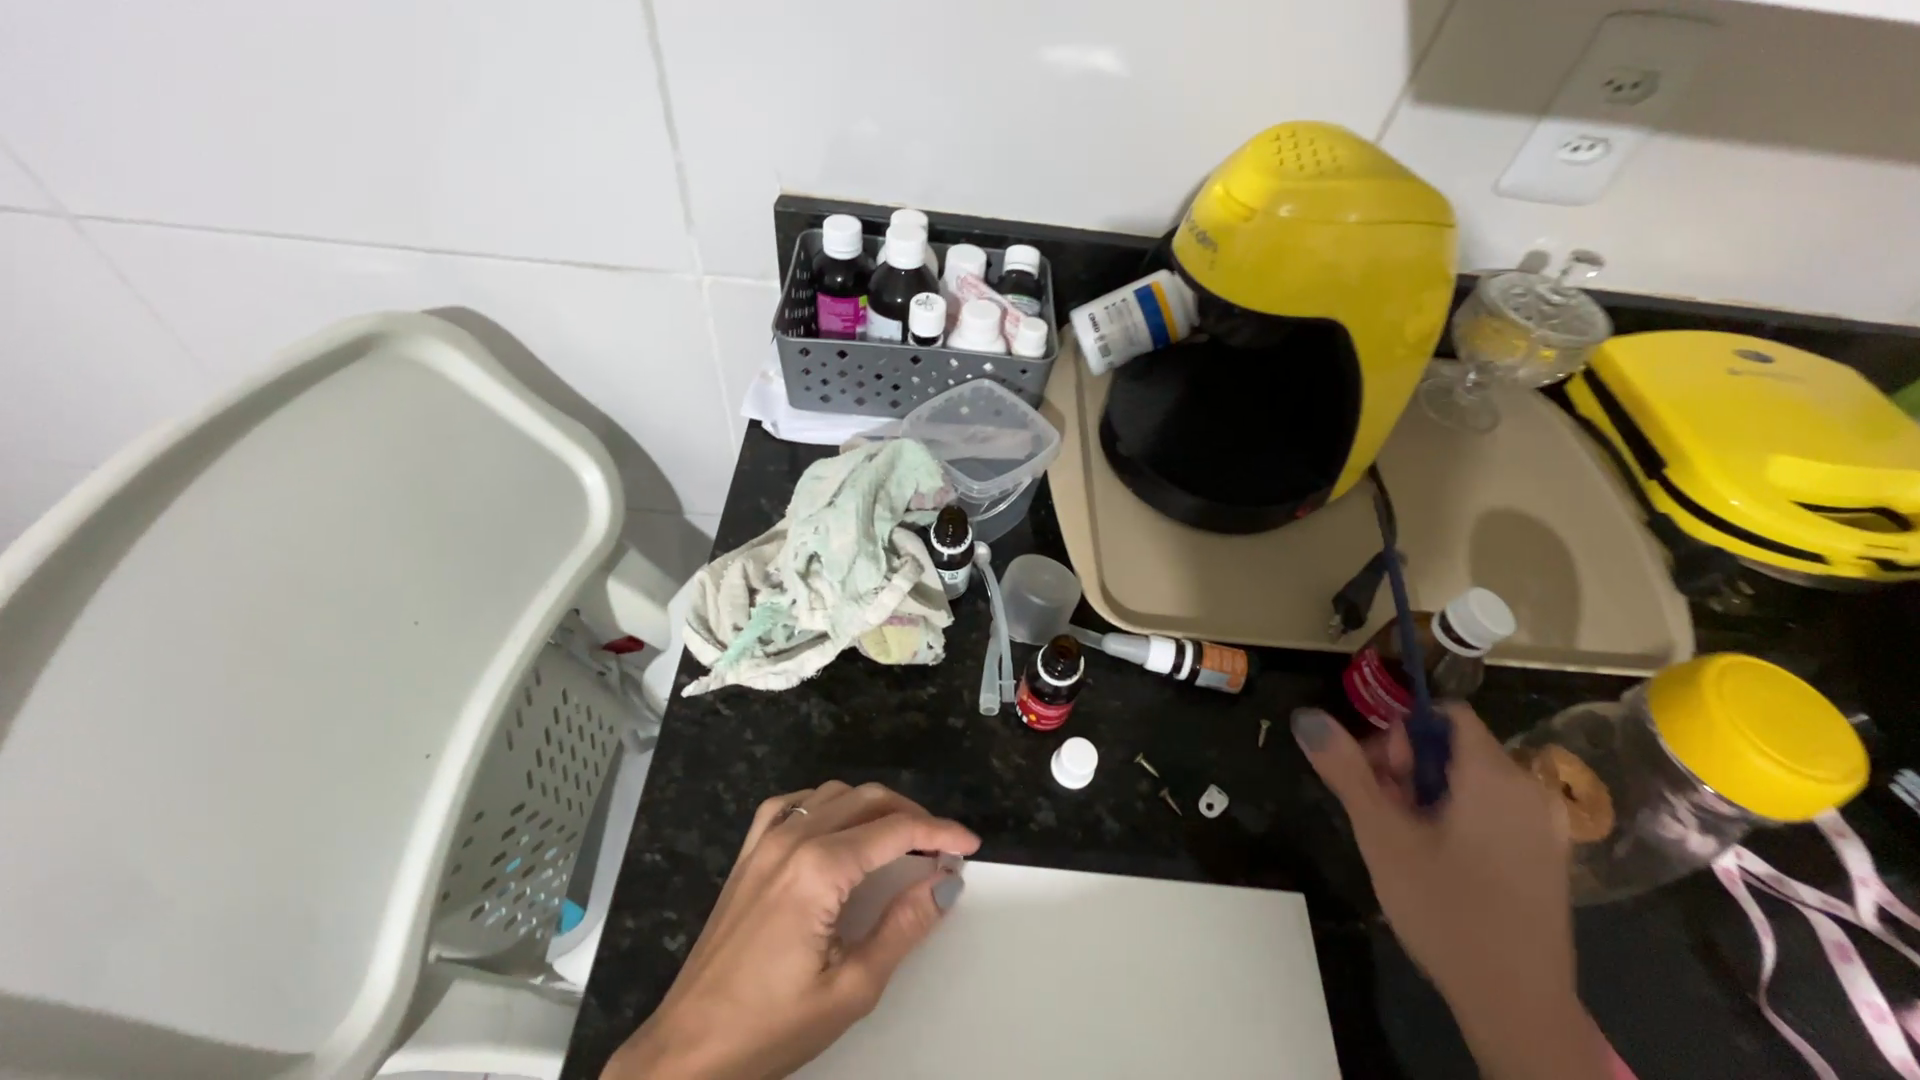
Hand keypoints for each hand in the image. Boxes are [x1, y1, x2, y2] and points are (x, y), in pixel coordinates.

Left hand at [604, 782, 979, 1079]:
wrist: (689, 1048)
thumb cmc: (771, 1025)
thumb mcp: (853, 987)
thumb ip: (903, 927)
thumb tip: (945, 883)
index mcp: (820, 869)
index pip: (895, 830)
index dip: (940, 832)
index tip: (971, 846)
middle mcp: (792, 840)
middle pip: (868, 800)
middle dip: (914, 815)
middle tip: (943, 849)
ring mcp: (764, 843)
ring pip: (833, 795)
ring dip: (874, 806)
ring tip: (903, 840)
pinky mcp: (747, 856)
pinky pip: (792, 805)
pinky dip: (828, 805)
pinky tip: (839, 827)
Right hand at [1292, 704, 1609, 1079]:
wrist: (1517, 1001)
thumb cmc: (1445, 911)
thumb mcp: (1382, 837)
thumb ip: (1346, 770)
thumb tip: (1307, 717)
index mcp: (1495, 775)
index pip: (1445, 715)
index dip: (1401, 734)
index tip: (1378, 777)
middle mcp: (1529, 789)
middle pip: (1456, 748)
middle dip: (1409, 768)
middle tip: (1381, 813)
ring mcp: (1545, 825)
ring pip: (1472, 782)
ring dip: (1428, 796)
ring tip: (1403, 842)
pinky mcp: (1547, 857)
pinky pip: (1494, 811)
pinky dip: (1458, 818)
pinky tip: (1436, 861)